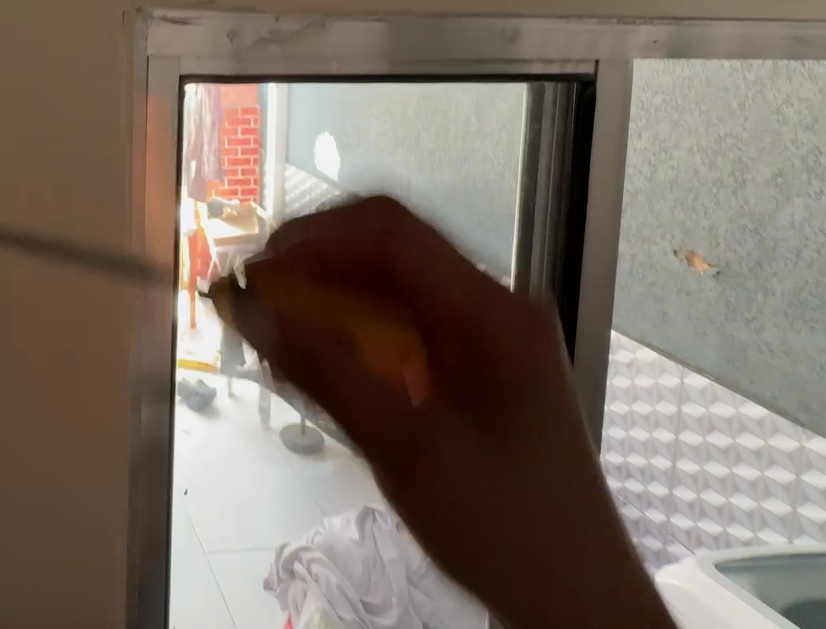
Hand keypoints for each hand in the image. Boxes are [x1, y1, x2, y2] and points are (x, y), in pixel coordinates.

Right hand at [221, 198, 672, 628]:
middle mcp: (492, 304)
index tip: (259, 268)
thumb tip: (247, 309)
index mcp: (491, 312)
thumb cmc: (503, 528)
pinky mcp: (475, 360)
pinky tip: (317, 351)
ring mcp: (487, 331)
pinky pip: (403, 318)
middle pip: (390, 249)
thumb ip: (323, 370)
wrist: (579, 603)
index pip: (391, 234)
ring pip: (392, 282)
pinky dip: (352, 325)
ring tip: (274, 319)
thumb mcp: (403, 448)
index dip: (316, 238)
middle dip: (315, 260)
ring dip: (328, 292)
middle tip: (257, 292)